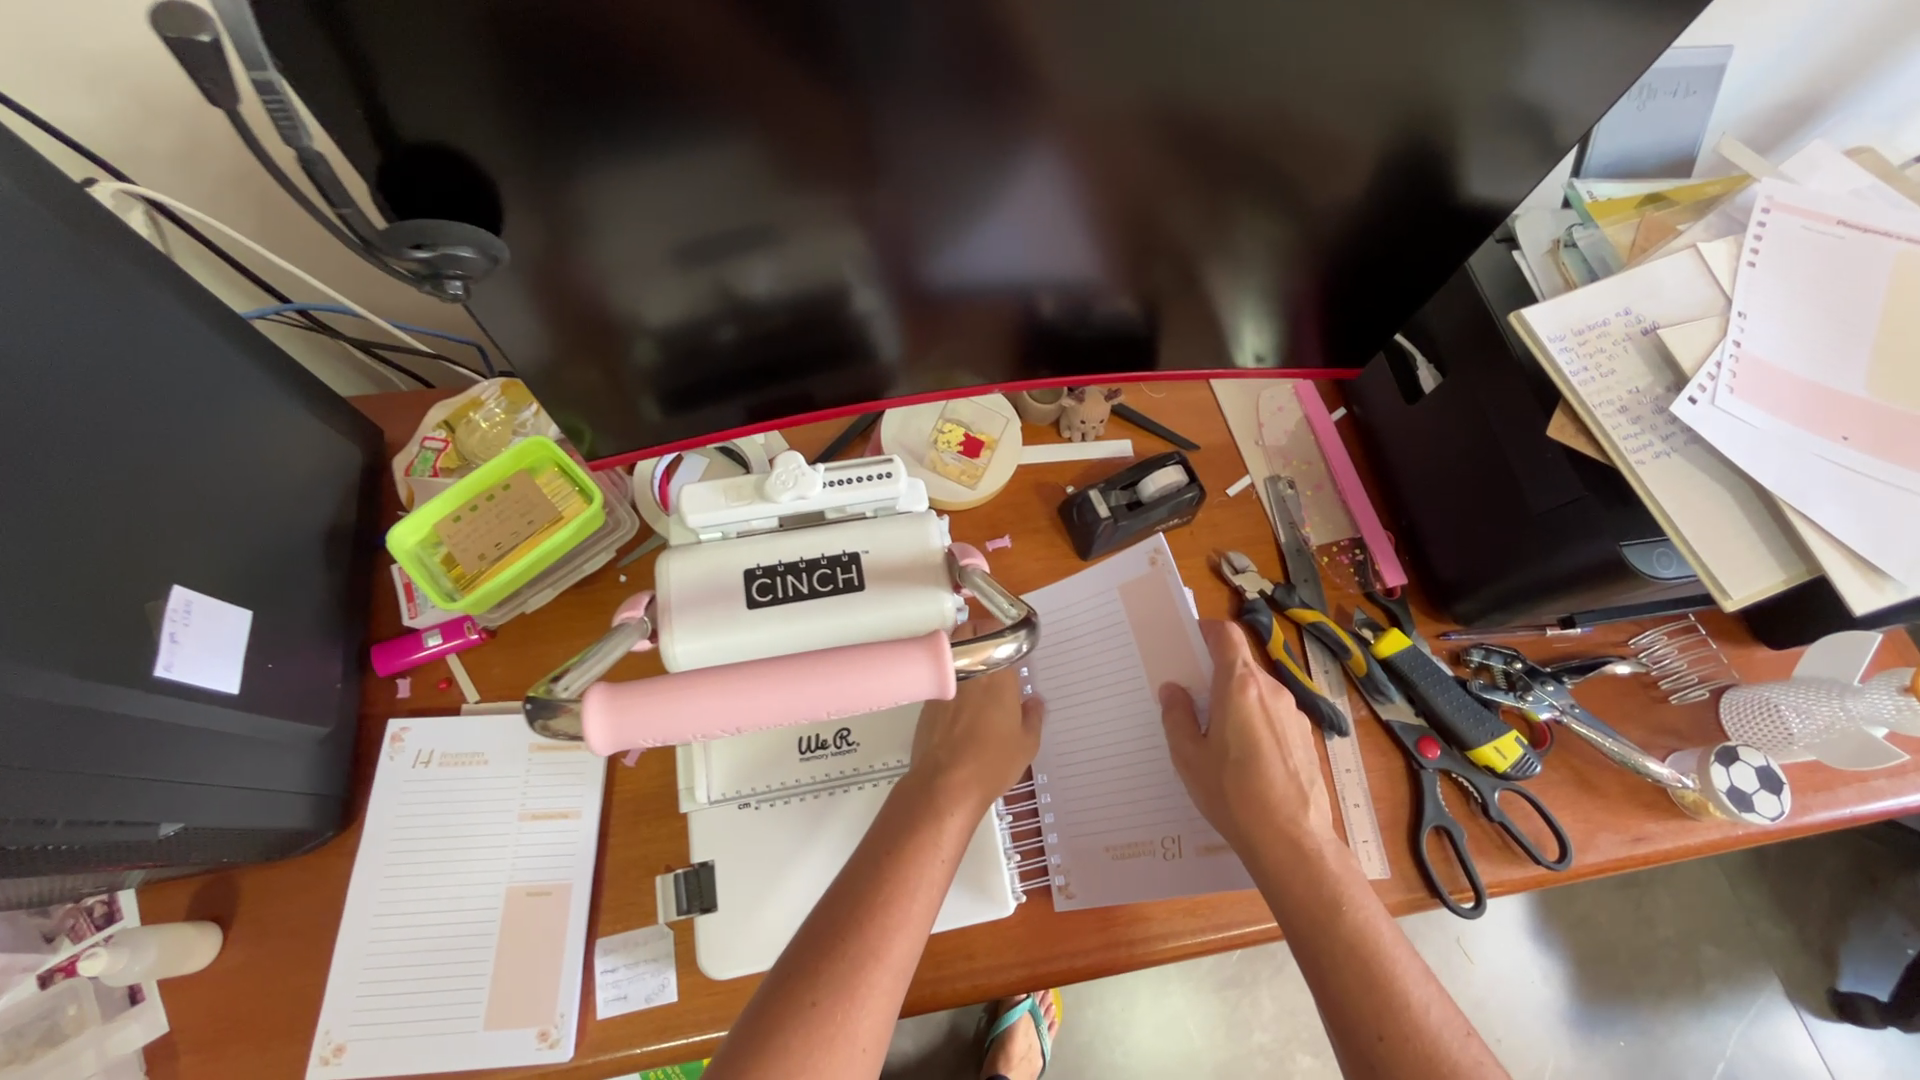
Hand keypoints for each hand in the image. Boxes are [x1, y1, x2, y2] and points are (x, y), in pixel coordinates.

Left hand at [910, 627, 1043, 809]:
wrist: (946, 783)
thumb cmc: (992, 762)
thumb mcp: (1027, 743)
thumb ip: (1033, 717)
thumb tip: (1034, 702)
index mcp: (998, 674)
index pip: (998, 634)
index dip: (1003, 635)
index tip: (1009, 646)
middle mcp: (969, 670)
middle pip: (968, 632)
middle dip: (979, 634)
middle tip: (990, 650)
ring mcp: (945, 684)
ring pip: (952, 652)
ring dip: (963, 654)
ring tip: (975, 672)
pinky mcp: (928, 700)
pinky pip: (941, 677)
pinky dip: (950, 678)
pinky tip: (959, 699)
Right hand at [1159, 620, 1335, 854]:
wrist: (1292, 840)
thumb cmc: (1232, 794)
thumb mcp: (1188, 756)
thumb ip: (1177, 716)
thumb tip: (1173, 690)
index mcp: (1239, 687)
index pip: (1226, 636)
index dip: (1207, 631)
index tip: (1190, 641)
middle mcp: (1271, 692)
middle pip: (1241, 665)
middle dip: (1215, 674)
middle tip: (1192, 699)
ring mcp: (1293, 715)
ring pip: (1258, 692)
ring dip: (1236, 700)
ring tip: (1216, 736)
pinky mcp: (1305, 738)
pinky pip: (1273, 716)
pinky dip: (1255, 722)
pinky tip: (1244, 758)